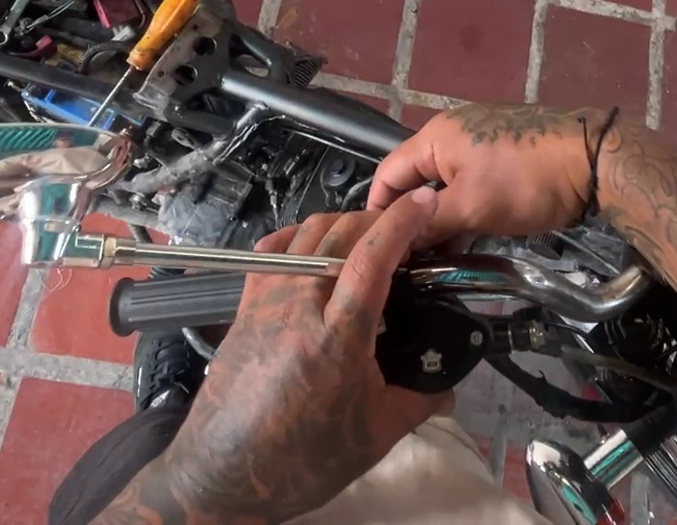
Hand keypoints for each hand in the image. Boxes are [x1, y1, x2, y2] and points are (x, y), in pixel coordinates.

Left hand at [154, 190, 449, 521]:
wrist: (224, 475)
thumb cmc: (303, 458)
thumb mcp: (375, 435)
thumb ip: (420, 401)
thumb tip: (452, 386)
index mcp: (338, 334)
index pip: (373, 256)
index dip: (403, 220)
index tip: (426, 200)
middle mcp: (300, 302)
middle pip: (343, 232)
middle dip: (379, 218)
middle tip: (404, 231)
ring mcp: (269, 296)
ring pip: (309, 230)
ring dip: (343, 222)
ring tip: (366, 236)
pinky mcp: (247, 301)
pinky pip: (274, 246)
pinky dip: (301, 233)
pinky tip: (315, 245)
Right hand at [368, 103, 602, 246]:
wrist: (591, 160)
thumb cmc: (524, 179)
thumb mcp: (471, 205)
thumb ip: (429, 223)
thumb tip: (395, 244)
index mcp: (436, 137)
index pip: (388, 173)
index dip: (377, 210)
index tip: (374, 248)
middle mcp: (452, 135)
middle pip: (416, 180)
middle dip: (408, 219)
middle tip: (402, 260)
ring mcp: (480, 145)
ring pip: (444, 187)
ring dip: (437, 220)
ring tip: (429, 261)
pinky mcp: (503, 159)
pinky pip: (468, 187)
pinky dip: (462, 212)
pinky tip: (461, 243)